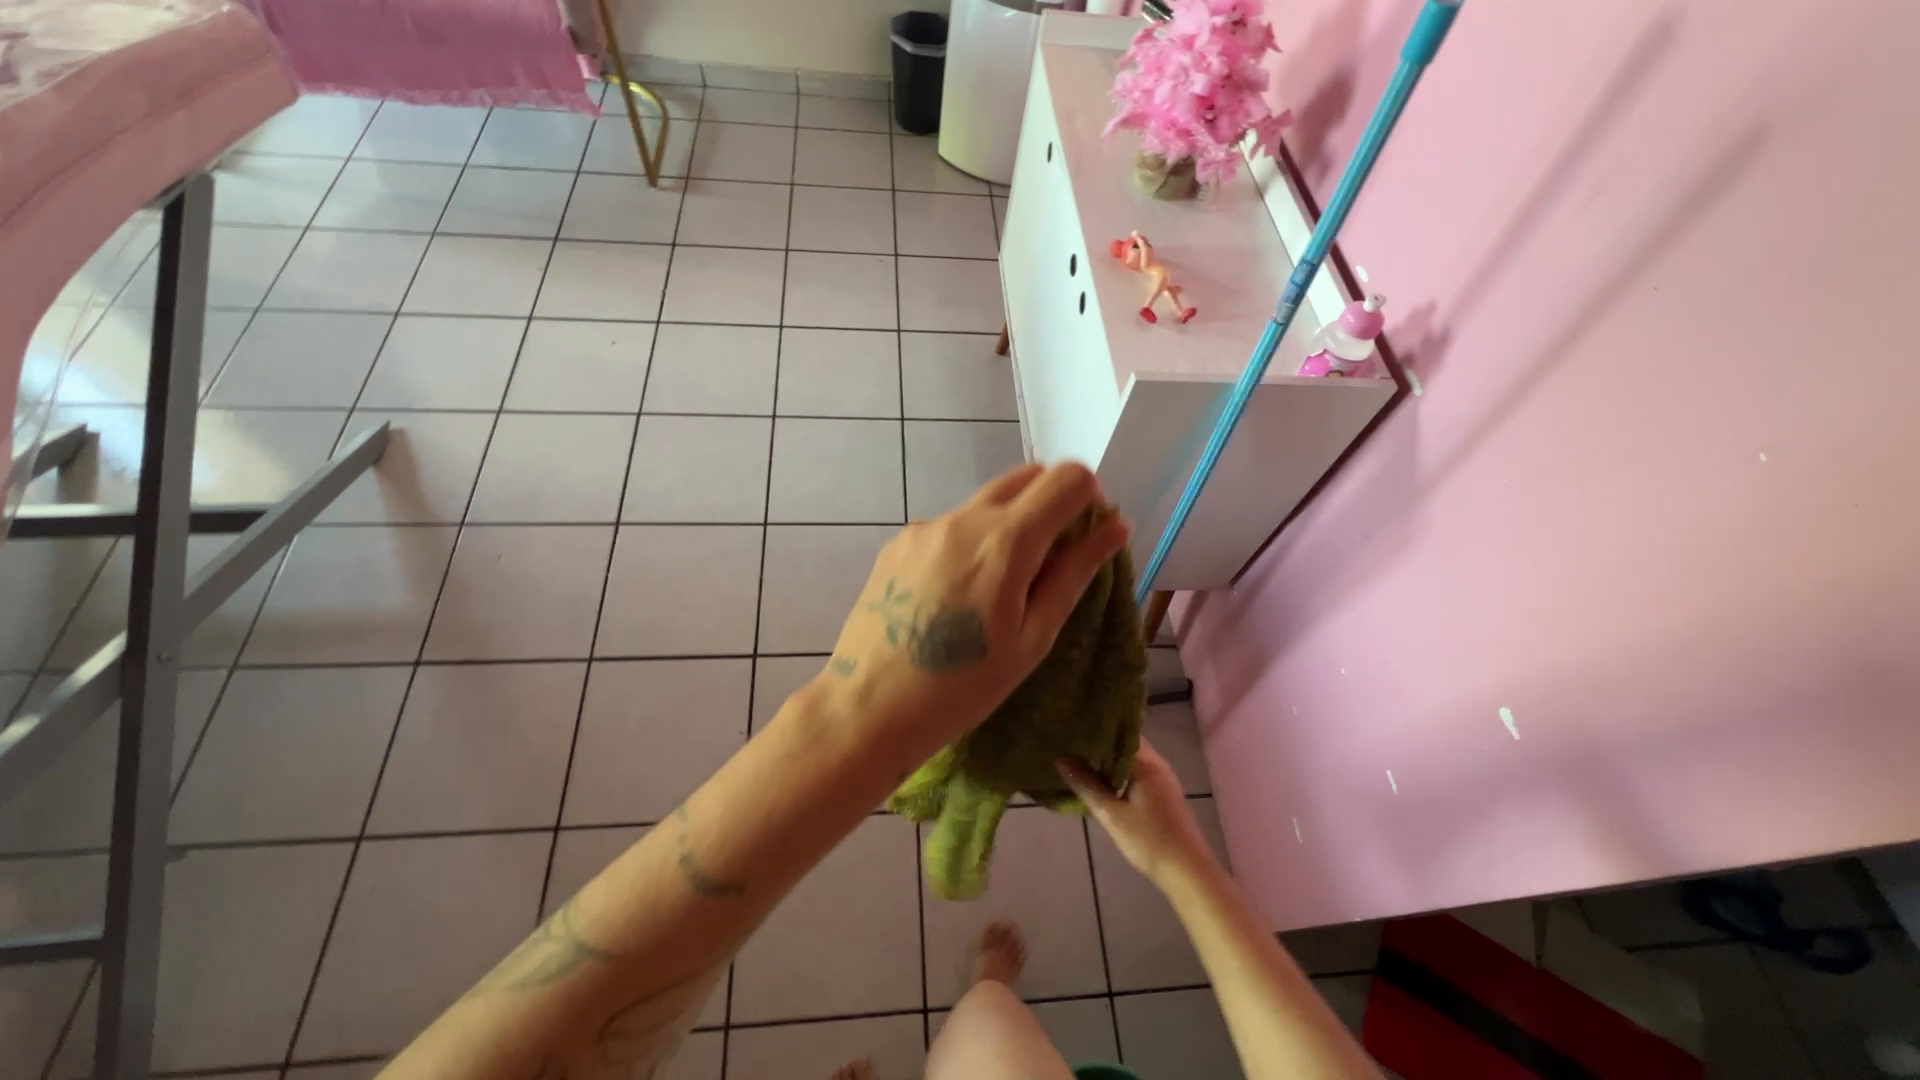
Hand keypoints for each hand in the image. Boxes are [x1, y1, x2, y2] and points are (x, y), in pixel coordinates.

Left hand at [818, 463, 1128, 757]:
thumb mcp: (1032, 638)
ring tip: (992, 597)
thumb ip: (1074, 573)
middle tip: (1050, 565)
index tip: (1086, 538)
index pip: (1067, 478)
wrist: (868, 707)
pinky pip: (950, 529)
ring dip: (1008, 528)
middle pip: (1026, 477)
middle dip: (1051, 504)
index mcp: (1006, 540)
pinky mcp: (897, 544)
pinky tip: (952, 602)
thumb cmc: (963, 687)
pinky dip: (969, 547)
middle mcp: (964, 518)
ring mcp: (925, 528)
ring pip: (985, 505)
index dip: (1089, 499)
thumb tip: (1115, 527)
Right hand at [1059, 740, 1215, 887]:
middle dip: (1101, 745)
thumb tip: (1061, 760)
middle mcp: (1158, 765)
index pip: (1120, 733)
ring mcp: (1164, 780)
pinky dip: (1121, 773)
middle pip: (1127, 745)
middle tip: (1072, 744)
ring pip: (1133, 760)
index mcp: (1147, 763)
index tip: (1074, 729)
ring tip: (1081, 760)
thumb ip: (1087, 786)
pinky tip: (1103, 782)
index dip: (1097, 730)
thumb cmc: (1149, 840)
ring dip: (1111, 760)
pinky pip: (1139, 773)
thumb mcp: (1111, 815)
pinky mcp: (1164, 795)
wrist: (1188, 872)